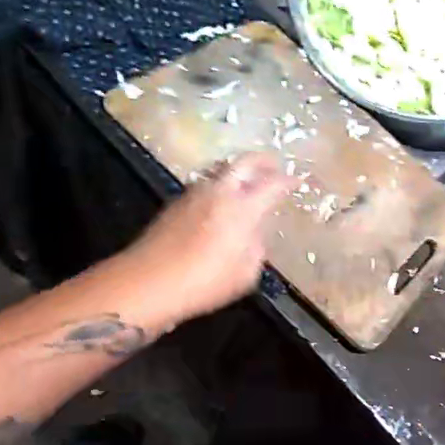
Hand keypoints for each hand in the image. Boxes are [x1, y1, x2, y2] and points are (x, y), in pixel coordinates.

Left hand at [124, 152, 288, 318]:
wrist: (146, 283)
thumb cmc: (205, 282)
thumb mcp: (246, 273)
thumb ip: (255, 248)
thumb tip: (253, 235)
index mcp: (243, 207)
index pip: (273, 184)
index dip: (288, 180)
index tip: (298, 179)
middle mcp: (219, 192)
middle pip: (244, 162)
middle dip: (263, 161)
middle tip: (275, 166)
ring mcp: (194, 195)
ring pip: (221, 170)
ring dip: (238, 171)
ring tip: (248, 181)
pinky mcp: (175, 205)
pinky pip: (205, 186)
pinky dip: (220, 186)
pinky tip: (221, 203)